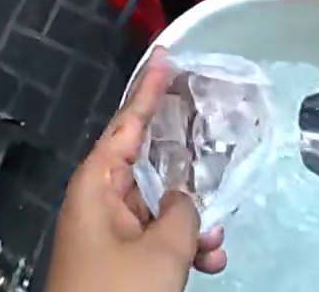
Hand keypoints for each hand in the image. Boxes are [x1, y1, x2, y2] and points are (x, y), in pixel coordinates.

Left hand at [47, 50, 227, 291]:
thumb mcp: (160, 252)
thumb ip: (182, 214)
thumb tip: (184, 202)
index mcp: (98, 180)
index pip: (129, 119)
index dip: (151, 86)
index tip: (167, 55)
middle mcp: (101, 196)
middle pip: (147, 158)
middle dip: (184, 155)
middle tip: (211, 127)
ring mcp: (109, 230)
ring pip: (159, 203)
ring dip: (191, 217)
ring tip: (220, 235)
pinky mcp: (118, 261)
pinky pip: (156, 236)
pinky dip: (183, 244)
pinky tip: (212, 260)